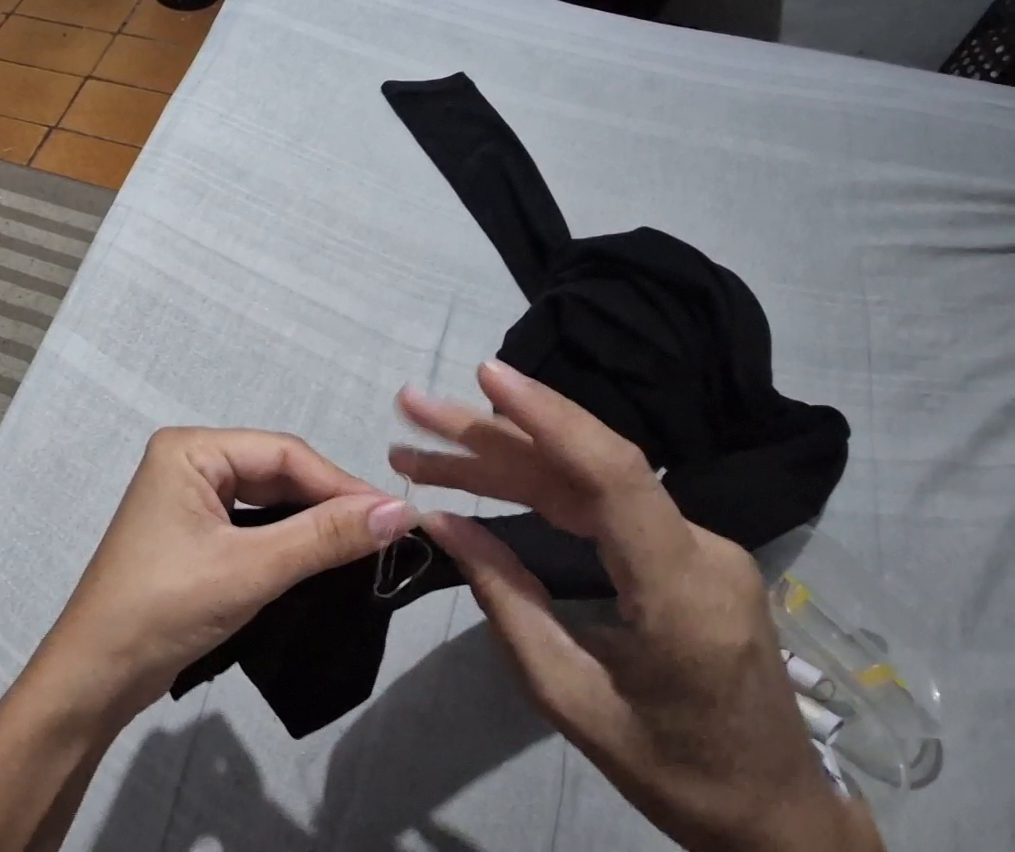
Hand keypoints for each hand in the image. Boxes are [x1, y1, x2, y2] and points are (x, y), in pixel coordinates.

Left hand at [41, 428, 415, 717]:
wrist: (98, 671)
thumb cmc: (165, 607)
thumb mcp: (250, 569)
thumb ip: (324, 536)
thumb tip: (401, 511)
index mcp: (189, 449)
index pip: (284, 452)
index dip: (343, 483)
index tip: (401, 518)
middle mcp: (187, 461)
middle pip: (275, 470)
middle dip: (329, 501)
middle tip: (391, 535)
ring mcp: (186, 497)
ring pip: (265, 498)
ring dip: (311, 521)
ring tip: (367, 546)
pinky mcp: (190, 532)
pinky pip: (249, 523)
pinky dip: (285, 538)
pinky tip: (321, 556)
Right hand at [392, 362, 882, 851]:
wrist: (771, 812)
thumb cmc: (668, 766)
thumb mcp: (565, 692)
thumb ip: (503, 597)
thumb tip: (440, 522)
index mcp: (680, 591)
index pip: (612, 475)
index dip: (547, 416)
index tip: (487, 374)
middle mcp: (696, 549)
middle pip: (581, 466)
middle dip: (488, 433)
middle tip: (411, 409)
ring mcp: (691, 547)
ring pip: (581, 480)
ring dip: (497, 458)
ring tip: (418, 448)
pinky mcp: (677, 553)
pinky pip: (596, 504)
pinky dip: (529, 484)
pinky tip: (478, 473)